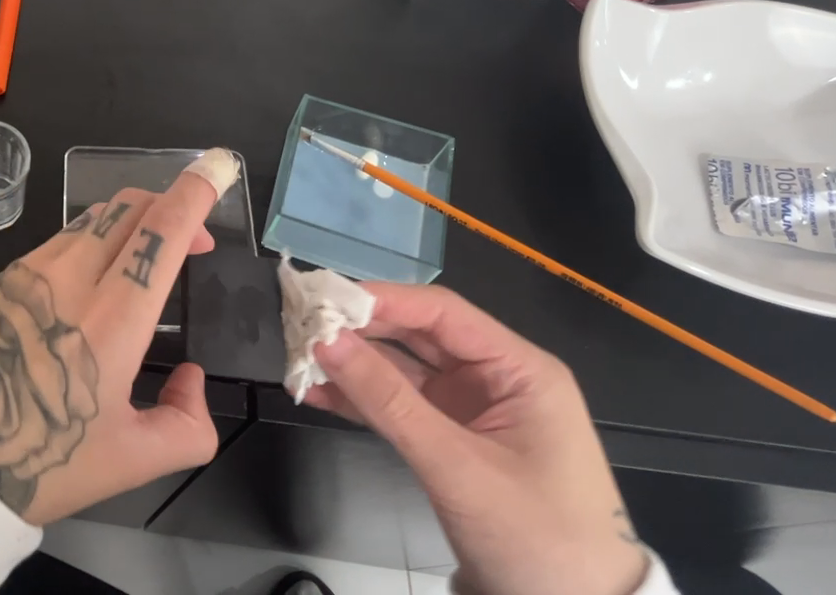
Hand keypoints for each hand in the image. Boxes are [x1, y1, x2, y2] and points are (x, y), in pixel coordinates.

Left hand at [0, 171, 222, 524]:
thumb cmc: (37, 460)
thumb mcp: (131, 462)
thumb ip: (186, 425)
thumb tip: (193, 382)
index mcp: (113, 318)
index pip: (162, 228)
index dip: (196, 192)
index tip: (217, 171)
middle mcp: (73, 277)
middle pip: (131, 205)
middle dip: (172, 207)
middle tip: (193, 245)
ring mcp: (33, 270)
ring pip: (96, 216)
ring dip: (134, 222)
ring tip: (147, 263)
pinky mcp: (6, 276)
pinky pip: (65, 236)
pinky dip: (99, 238)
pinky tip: (99, 279)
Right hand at [304, 284, 646, 594]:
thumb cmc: (538, 540)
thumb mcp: (458, 467)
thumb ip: (388, 401)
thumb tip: (324, 341)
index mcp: (520, 370)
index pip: (441, 313)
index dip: (382, 299)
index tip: (323, 296)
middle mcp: (495, 379)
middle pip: (416, 335)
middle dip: (358, 329)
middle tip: (301, 322)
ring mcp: (470, 409)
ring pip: (400, 369)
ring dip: (352, 365)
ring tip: (297, 356)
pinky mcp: (450, 440)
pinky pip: (398, 406)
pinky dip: (360, 399)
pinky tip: (317, 393)